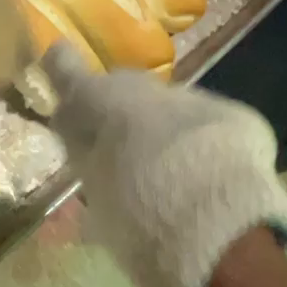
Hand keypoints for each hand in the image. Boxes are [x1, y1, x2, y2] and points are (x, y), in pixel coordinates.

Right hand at [43, 43, 286, 286]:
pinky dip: (205, 144)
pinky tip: (214, 178)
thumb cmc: (137, 215)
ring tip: (173, 174)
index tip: (57, 61)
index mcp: (94, 102)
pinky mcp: (229, 112)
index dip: (61, 67)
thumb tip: (86, 153)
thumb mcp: (97, 199)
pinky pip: (207, 125)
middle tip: (124, 154)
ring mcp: (186, 95)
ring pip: (167, 107)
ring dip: (164, 130)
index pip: (65, 68)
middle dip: (122, 114)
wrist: (217, 225)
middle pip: (122, 89)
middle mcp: (137, 86)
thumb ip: (89, 165)